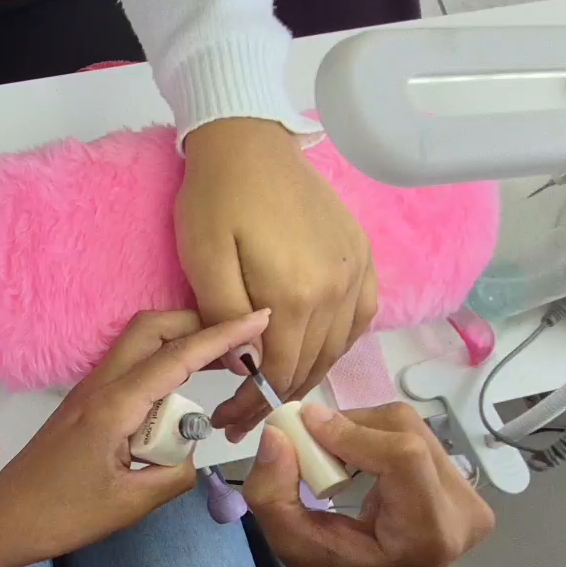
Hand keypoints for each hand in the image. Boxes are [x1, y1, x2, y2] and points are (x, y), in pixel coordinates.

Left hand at [0, 309, 270, 566]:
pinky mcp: (82, 404)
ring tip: (221, 367)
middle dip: (197, 324)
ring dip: (178, 345)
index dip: (223, 334)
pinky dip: (158, 367)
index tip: (261, 316)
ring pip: (136, 345)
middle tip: (240, 347)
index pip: (177, 356)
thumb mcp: (131, 503)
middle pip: (151, 329)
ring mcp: (87, 391)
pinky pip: (127, 369)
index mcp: (114, 405)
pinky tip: (177, 395)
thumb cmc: (63, 515)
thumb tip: (194, 452)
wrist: (3, 519)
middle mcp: (100, 385)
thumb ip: (175, 473)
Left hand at [178, 118, 377, 439]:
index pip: (279, 372)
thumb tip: (246, 365)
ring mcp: (357, 271)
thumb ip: (225, 318)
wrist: (247, 143)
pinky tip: (316, 351)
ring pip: (338, 348)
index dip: (254, 405)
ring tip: (273, 392)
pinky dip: (339, 344)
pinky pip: (362, 317)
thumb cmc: (215, 200)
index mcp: (296, 295)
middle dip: (275, 400)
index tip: (229, 423)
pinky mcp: (362, 255)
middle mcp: (338, 289)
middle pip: (311, 366)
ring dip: (307, 375)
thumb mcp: (203, 261)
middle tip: (243, 420)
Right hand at [243, 403, 492, 566]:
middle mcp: (462, 511)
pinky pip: (414, 436)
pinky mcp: (463, 485)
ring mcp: (471, 496)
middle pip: (406, 432)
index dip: (350, 431)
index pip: (402, 456)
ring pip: (410, 426)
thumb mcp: (288, 543)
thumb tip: (276, 432)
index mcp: (426, 533)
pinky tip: (352, 459)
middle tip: (309, 444)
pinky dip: (373, 435)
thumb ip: (271, 490)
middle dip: (349, 426)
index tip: (302, 425)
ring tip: (329, 454)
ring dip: (359, 428)